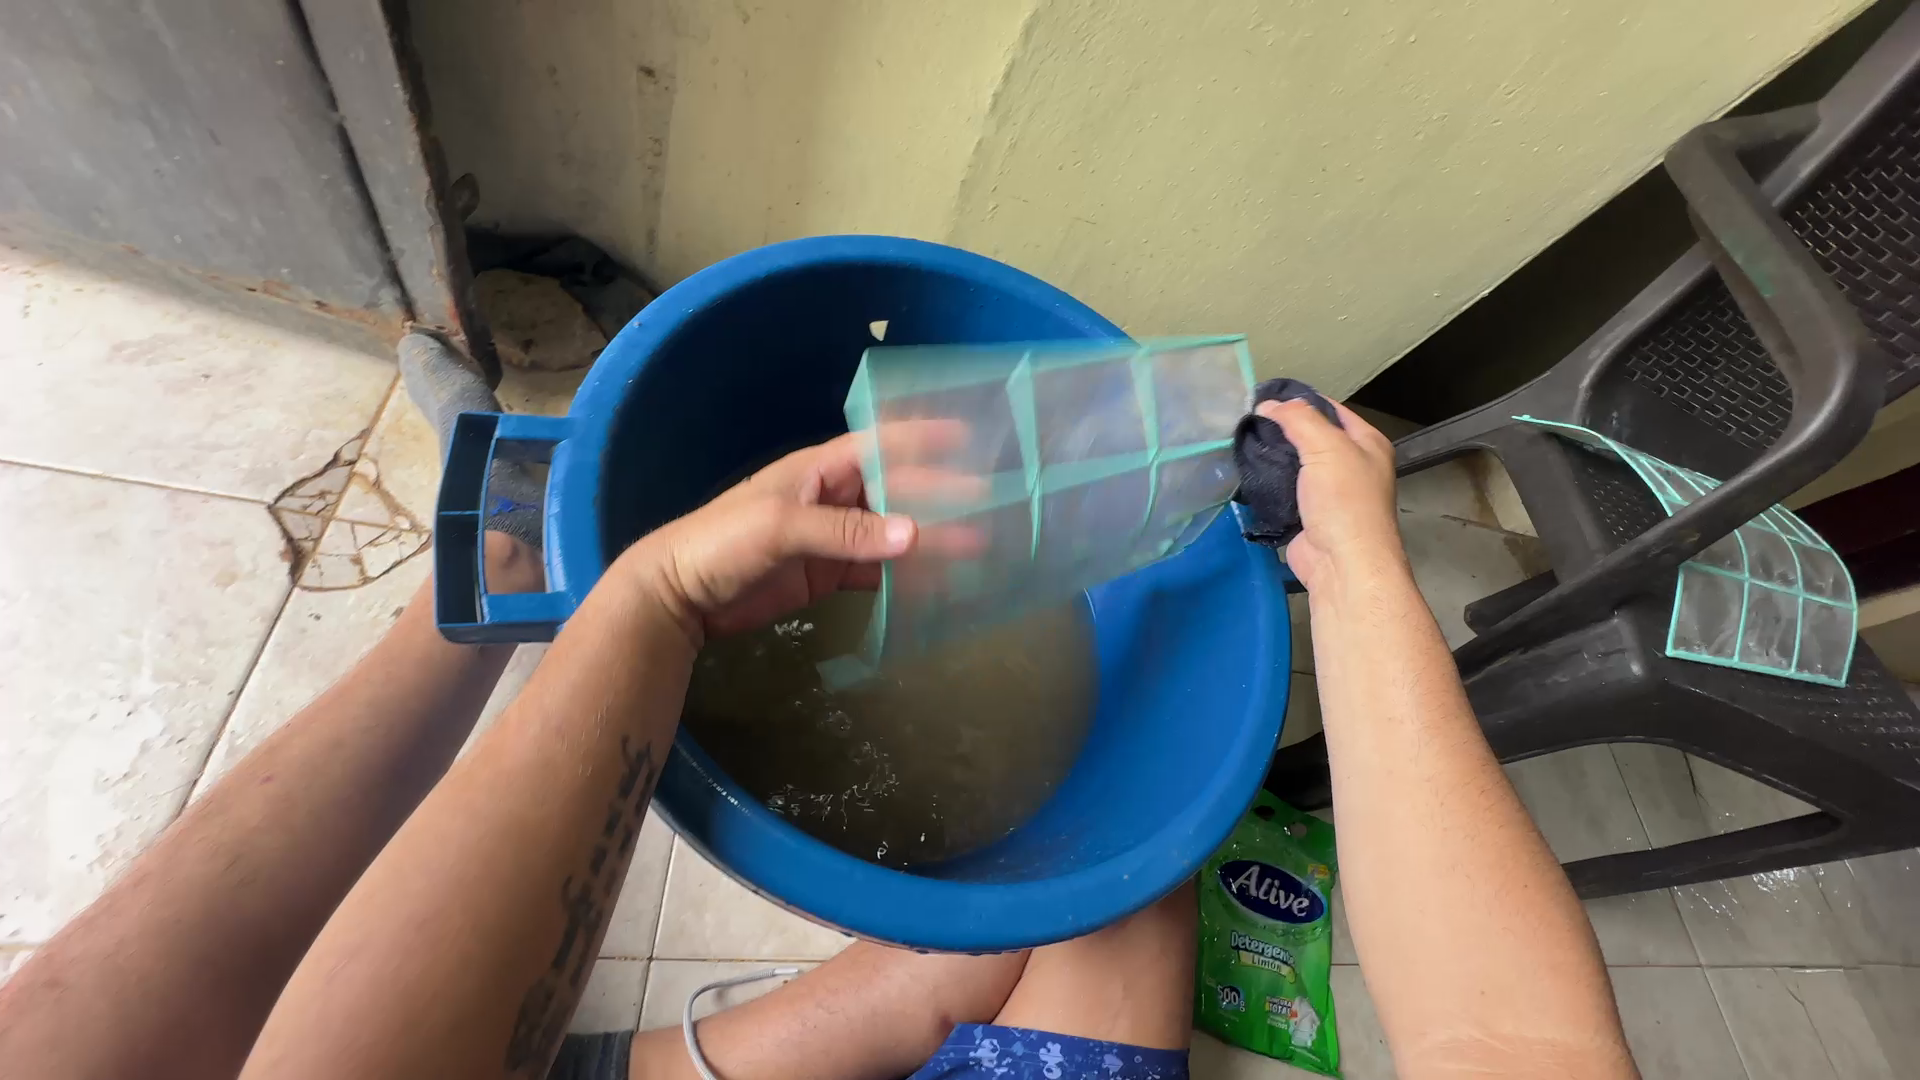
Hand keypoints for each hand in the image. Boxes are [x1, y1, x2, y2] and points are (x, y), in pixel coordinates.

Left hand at [621, 422, 969, 644]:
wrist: (681, 595)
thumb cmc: (723, 541)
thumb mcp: (782, 528)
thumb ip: (847, 531)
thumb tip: (915, 534)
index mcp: (820, 470)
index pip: (880, 446)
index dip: (923, 439)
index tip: (967, 436)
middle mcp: (834, 497)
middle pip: (896, 491)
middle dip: (940, 496)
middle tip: (988, 503)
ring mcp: (834, 537)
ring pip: (892, 533)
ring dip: (930, 539)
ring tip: (975, 547)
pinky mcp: (829, 574)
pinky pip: (877, 570)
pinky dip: (905, 576)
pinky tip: (936, 583)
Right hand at [1256, 398, 1404, 591]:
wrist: (1340, 561)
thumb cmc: (1343, 501)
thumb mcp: (1326, 447)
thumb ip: (1298, 420)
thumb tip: (1268, 404)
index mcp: (1366, 443)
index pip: (1331, 409)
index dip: (1300, 401)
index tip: (1264, 398)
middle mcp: (1350, 464)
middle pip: (1311, 436)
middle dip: (1281, 429)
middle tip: (1246, 421)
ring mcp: (1329, 491)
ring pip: (1295, 464)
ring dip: (1272, 457)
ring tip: (1241, 444)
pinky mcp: (1308, 514)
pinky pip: (1284, 490)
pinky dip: (1268, 483)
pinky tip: (1247, 475)